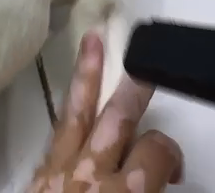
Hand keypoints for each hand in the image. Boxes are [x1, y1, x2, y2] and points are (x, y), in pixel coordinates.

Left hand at [30, 31, 183, 191]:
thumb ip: (147, 191)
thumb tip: (155, 177)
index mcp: (126, 191)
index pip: (156, 153)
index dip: (171, 153)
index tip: (173, 167)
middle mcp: (94, 170)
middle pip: (118, 117)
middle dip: (133, 88)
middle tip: (143, 60)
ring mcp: (62, 166)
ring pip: (78, 110)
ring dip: (88, 72)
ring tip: (93, 38)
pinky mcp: (41, 171)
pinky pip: (56, 130)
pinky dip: (66, 106)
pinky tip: (70, 90)